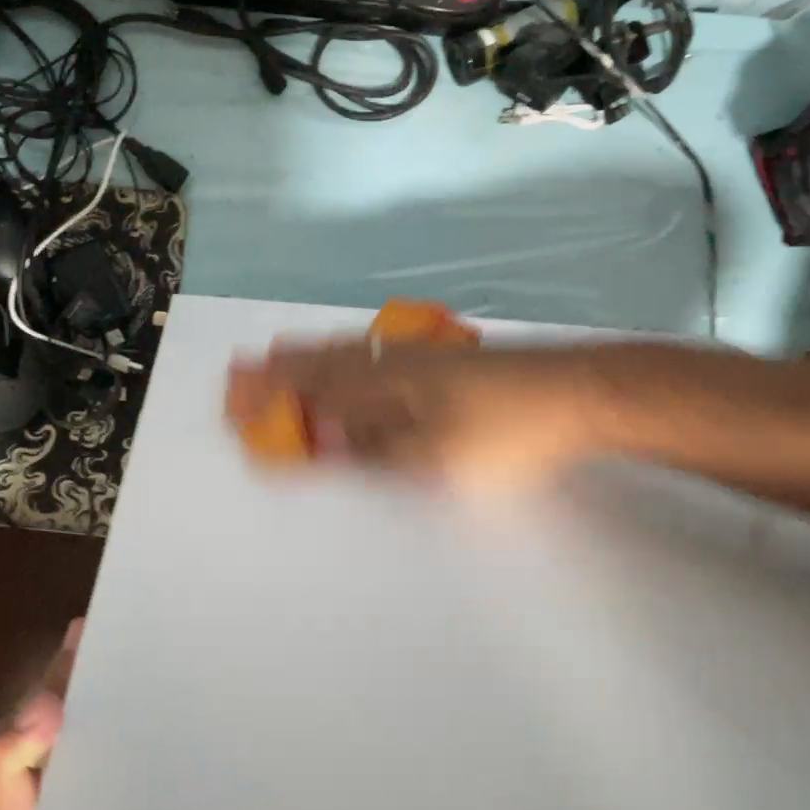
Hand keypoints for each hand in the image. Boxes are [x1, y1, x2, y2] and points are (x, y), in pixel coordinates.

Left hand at [0, 623, 254, 809]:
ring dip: (45, 694)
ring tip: (88, 644)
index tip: (52, 708)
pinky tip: (76, 693)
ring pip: (10, 748)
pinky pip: (19, 761)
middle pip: (6, 755)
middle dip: (46, 693)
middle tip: (89, 637)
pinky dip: (45, 721)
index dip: (19, 753)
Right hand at [226, 339, 615, 490]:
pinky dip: (336, 355)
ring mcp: (415, 356)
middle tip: (237, 375)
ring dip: (302, 360)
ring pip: (342, 352)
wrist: (577, 391)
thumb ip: (373, 449)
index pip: (307, 390)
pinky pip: (366, 352)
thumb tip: (320, 440)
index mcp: (380, 387)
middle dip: (274, 372)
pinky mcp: (438, 358)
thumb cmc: (502, 433)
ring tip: (273, 359)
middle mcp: (388, 363)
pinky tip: (346, 358)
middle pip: (318, 362)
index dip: (266, 398)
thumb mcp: (435, 457)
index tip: (232, 408)